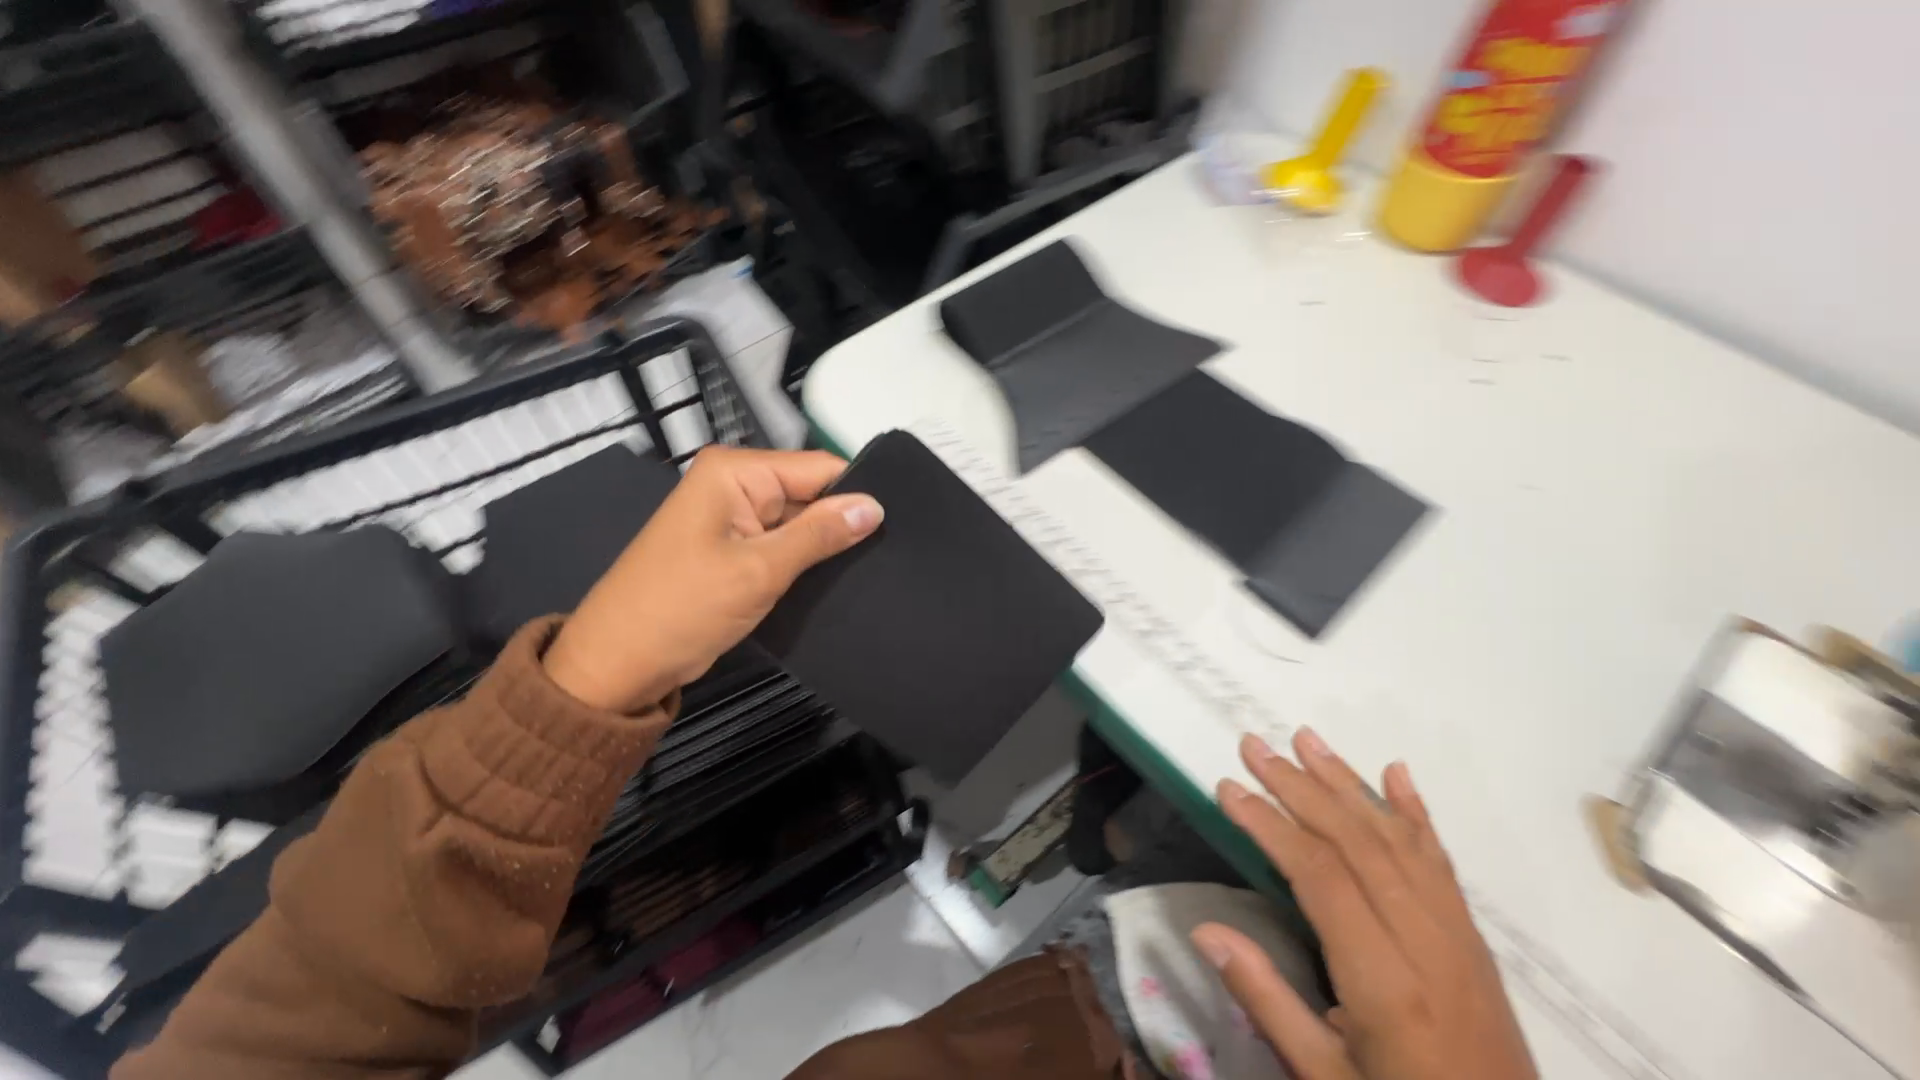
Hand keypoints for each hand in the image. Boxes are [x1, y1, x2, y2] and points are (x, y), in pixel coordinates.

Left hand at [542, 446, 882, 711]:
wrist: (620, 663)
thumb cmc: (682, 608)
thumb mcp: (759, 570)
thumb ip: (820, 535)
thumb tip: (873, 507)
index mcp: (735, 472)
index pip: (818, 468)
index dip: (856, 494)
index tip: (897, 525)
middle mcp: (735, 486)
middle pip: (810, 494)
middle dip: (842, 523)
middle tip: (887, 556)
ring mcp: (733, 521)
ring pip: (799, 524)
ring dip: (824, 548)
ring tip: (869, 571)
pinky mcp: (734, 553)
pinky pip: (782, 548)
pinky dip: (804, 565)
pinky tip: (835, 582)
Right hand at [1192, 730, 1536, 1079]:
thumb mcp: (1324, 1079)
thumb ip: (1266, 999)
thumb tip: (1206, 929)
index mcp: (1383, 983)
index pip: (1320, 877)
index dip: (1271, 826)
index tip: (1230, 789)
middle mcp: (1425, 943)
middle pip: (1357, 843)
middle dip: (1300, 787)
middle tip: (1254, 746)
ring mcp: (1456, 936)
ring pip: (1397, 840)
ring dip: (1347, 784)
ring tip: (1306, 739)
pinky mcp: (1473, 940)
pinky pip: (1440, 861)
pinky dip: (1415, 812)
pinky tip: (1395, 775)